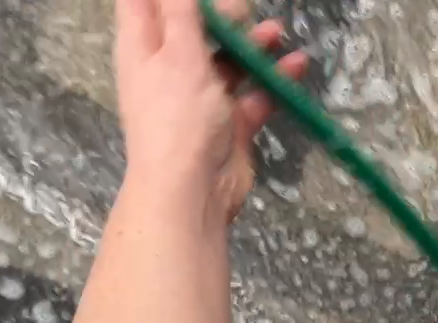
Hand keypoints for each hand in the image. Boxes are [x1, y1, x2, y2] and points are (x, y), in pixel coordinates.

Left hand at [113, 0, 309, 222]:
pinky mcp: (230, 125)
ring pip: (229, 62)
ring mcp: (202, 98)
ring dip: (253, 46)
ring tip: (277, 33)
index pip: (148, 1)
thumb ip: (182, 11)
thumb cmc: (177, 121)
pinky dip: (273, 83)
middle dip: (223, 14)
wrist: (193, 190)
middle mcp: (171, 68)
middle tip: (246, 9)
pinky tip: (293, 69)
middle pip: (195, 28)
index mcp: (144, 45)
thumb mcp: (178, 53)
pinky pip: (253, 96)